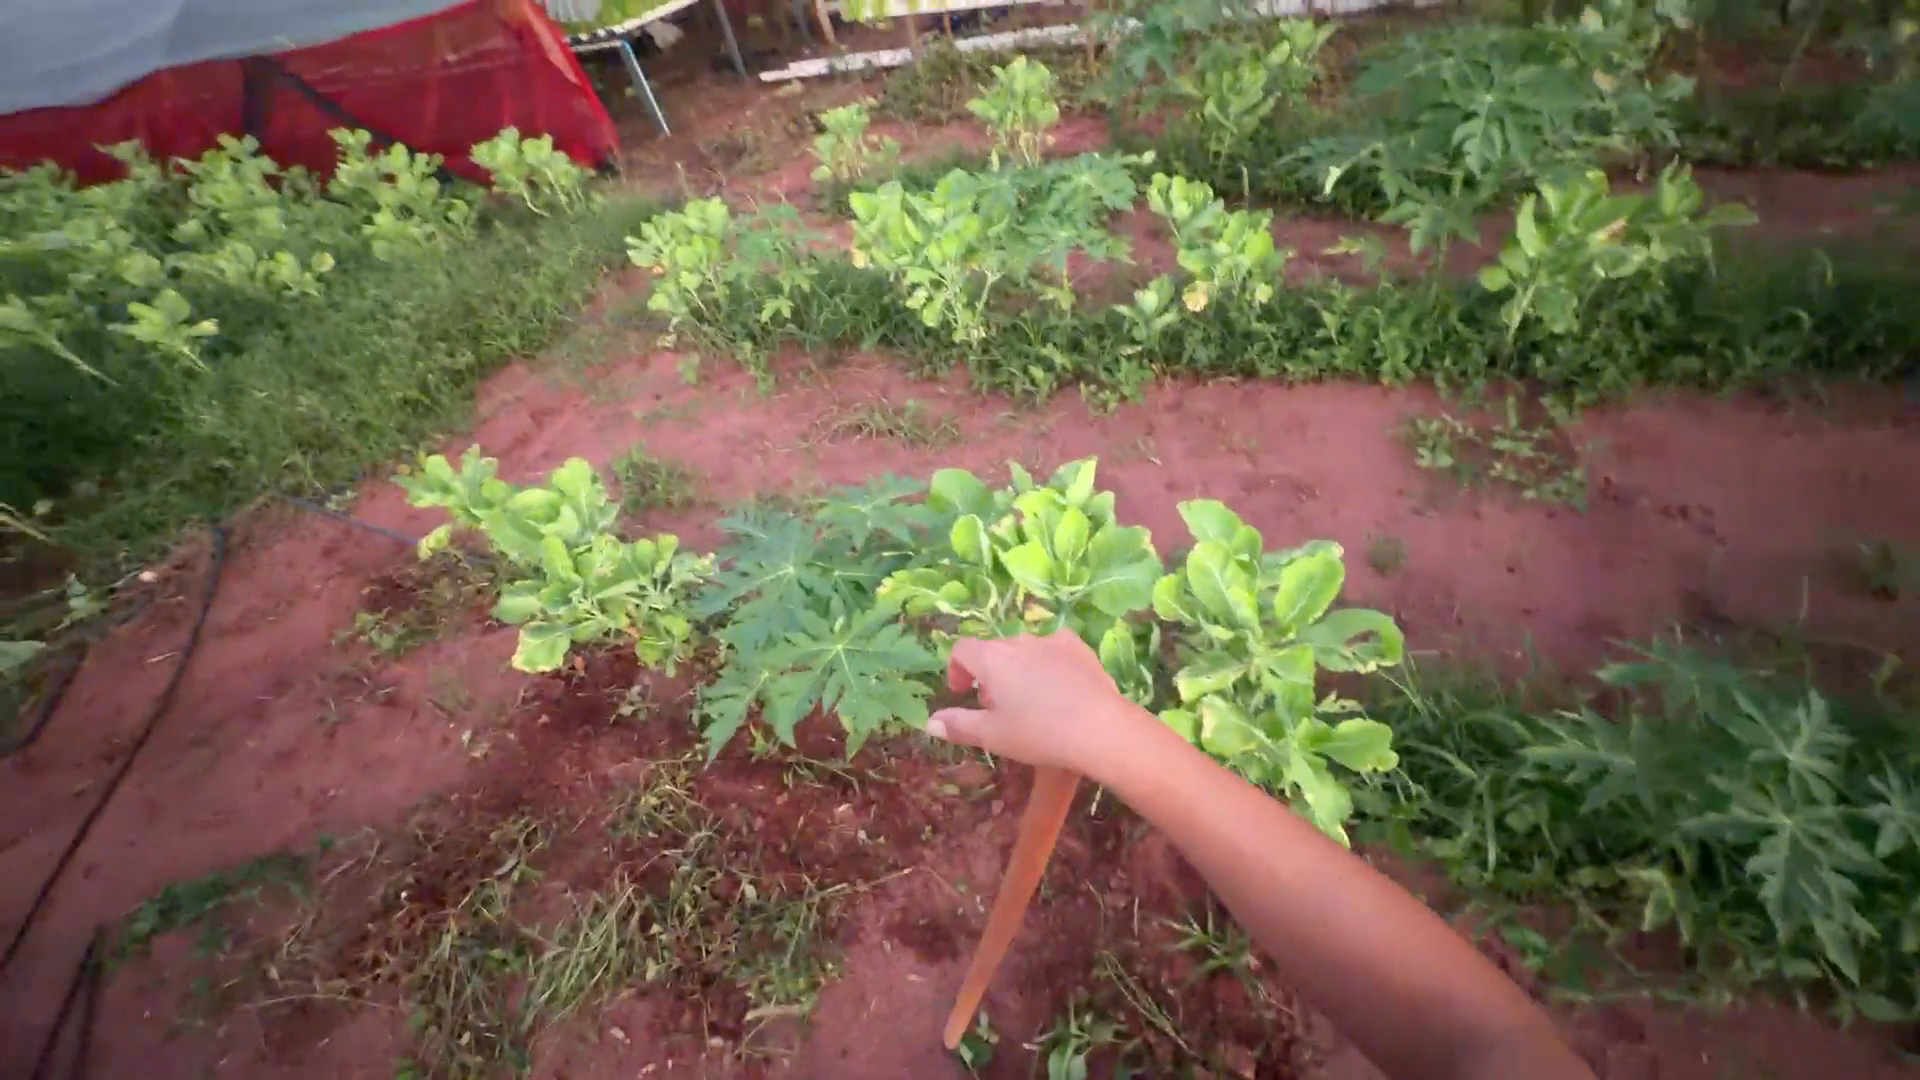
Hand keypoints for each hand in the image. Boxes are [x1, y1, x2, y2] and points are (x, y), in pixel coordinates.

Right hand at [927, 632, 1157, 778]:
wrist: (1100, 728)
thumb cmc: (1039, 734)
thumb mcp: (993, 736)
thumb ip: (959, 725)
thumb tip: (930, 722)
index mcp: (992, 659)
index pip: (962, 649)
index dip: (956, 669)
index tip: (962, 692)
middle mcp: (1018, 641)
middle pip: (993, 651)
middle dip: (989, 675)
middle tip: (997, 708)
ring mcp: (1051, 640)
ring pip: (1024, 650)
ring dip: (1017, 669)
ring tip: (1030, 702)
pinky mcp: (1078, 646)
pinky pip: (1053, 649)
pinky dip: (1047, 663)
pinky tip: (1059, 688)